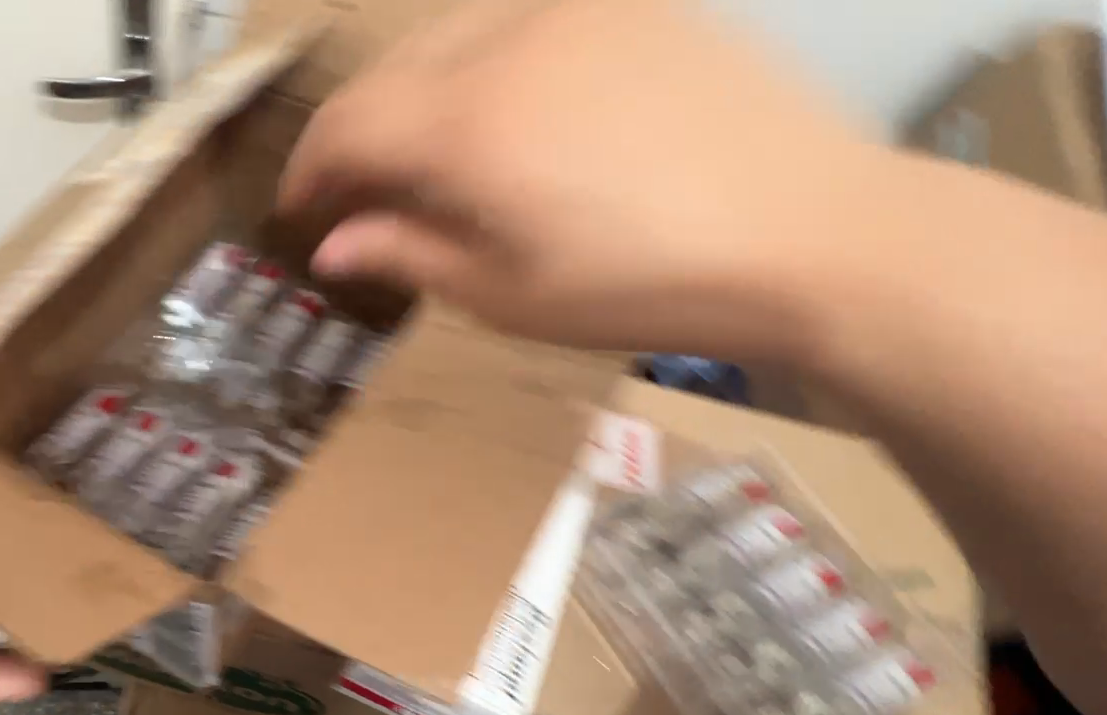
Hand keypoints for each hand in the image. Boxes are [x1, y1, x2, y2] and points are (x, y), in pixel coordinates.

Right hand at [279, 0, 888, 363]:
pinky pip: (516, 26)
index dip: (308, 167)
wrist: (808, 235)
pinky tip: (497, 123)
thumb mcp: (502, 293)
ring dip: (410, 100)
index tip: (297, 208)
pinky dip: (475, 73)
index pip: (346, 124)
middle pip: (388, 73)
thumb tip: (330, 246)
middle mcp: (510, 40)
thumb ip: (405, 254)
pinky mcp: (630, 5)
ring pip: (447, 39)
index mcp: (471, 124)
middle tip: (351, 196)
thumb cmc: (637, 288)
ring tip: (418, 164)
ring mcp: (576, 10)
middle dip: (353, 135)